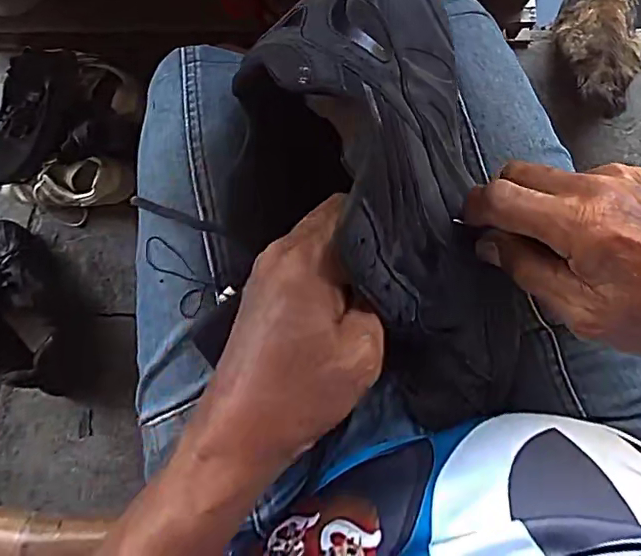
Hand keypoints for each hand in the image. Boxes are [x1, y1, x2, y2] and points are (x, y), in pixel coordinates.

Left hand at [192, 193, 384, 465]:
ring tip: (370, 279)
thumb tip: (379, 279)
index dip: (381, 217)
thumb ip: (377, 301)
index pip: (350, 206)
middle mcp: (281, 250)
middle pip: (330, 215)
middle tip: (391, 260)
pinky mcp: (260, 287)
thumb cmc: (300, 394)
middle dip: (363, 232)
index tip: (404, 237)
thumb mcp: (362, 351)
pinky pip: (302, 256)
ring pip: (315, 236)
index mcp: (306, 256)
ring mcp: (266, 267)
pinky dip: (324, 265)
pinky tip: (342, 294)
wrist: (237, 435)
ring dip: (342, 251)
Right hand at [466, 161, 640, 387]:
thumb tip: (491, 242)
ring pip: (552, 174)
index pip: (502, 195)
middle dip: (502, 197)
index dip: (475, 207)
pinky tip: (595, 234)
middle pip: (520, 171)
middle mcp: (597, 186)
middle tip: (504, 232)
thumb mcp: (582, 312)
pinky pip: (585, 178)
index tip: (468, 219)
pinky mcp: (635, 174)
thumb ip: (526, 270)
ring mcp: (619, 175)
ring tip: (562, 243)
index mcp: (580, 223)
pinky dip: (574, 200)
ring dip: (541, 200)